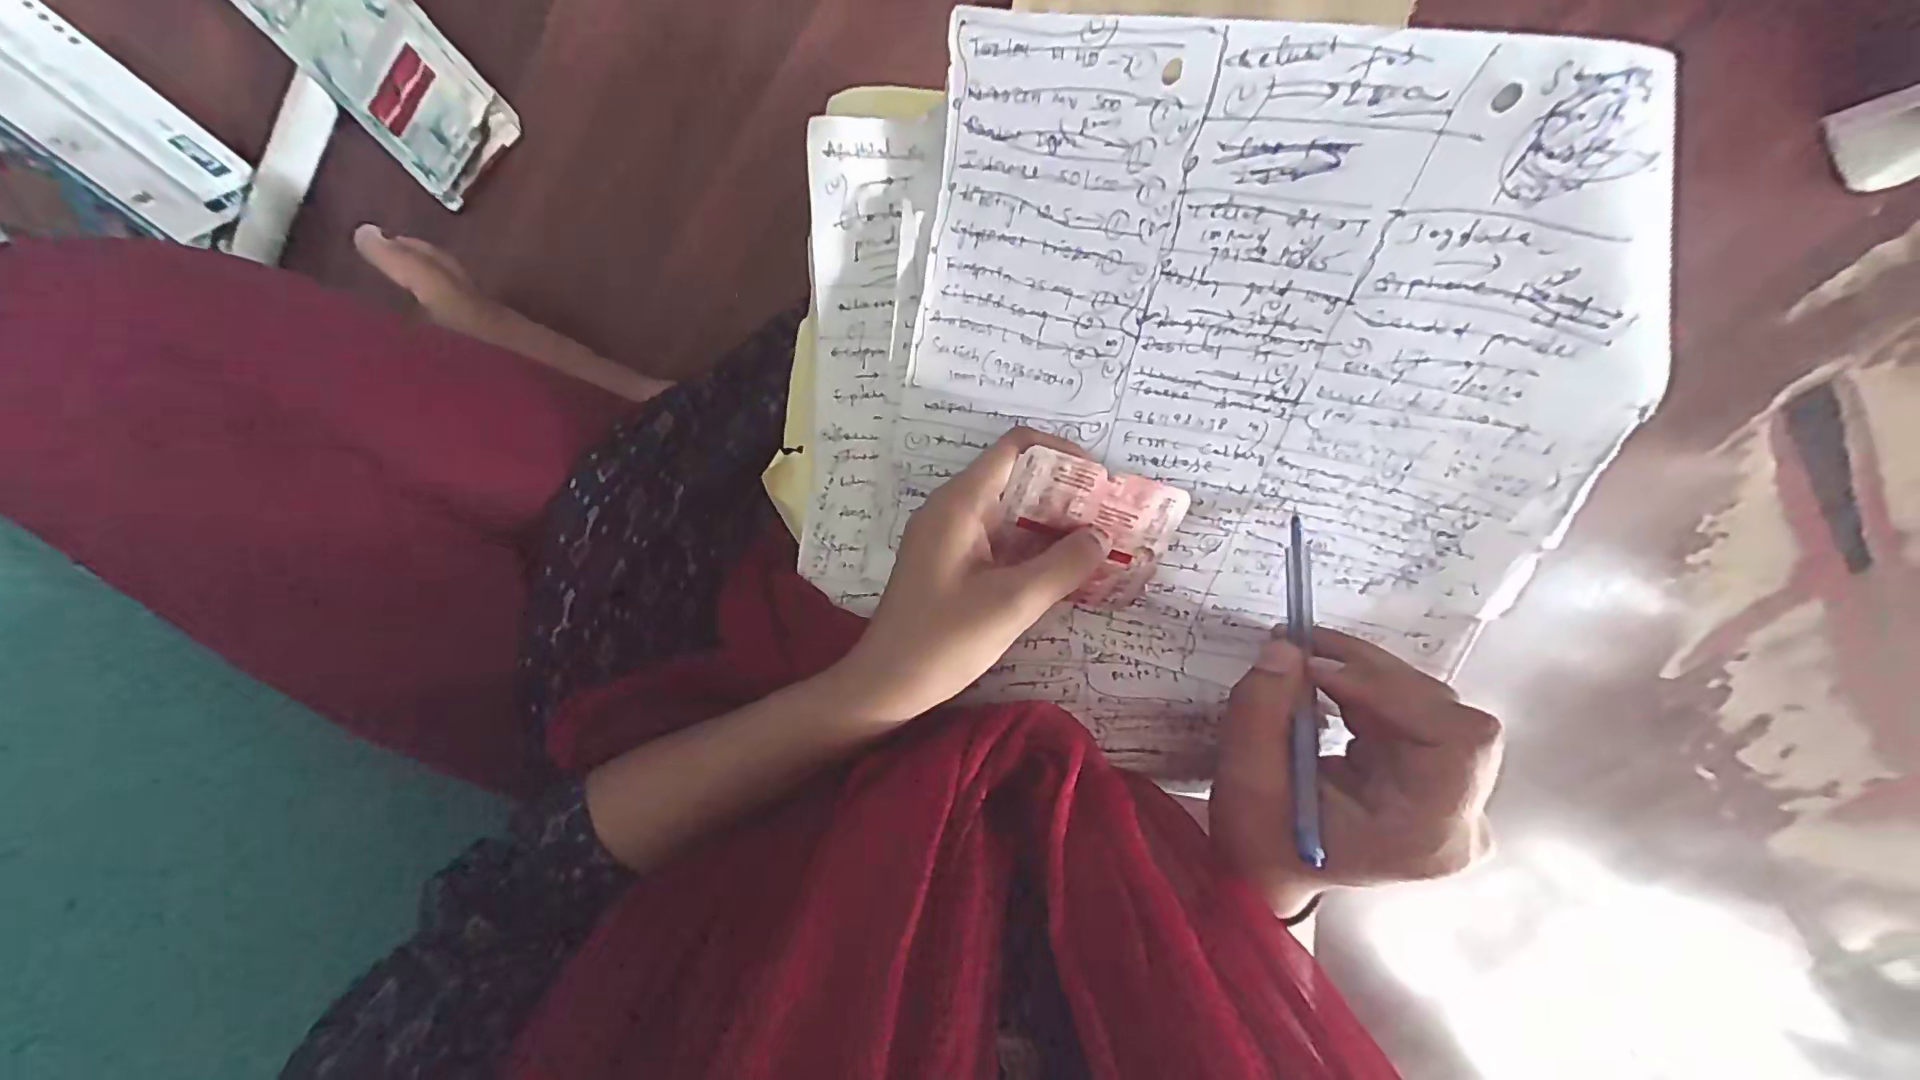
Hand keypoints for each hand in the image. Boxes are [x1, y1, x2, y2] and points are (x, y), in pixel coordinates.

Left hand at [829, 427, 1109, 724]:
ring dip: (1054, 526)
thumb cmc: (941, 642)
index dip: (1063, 455)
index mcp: (960, 504)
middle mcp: (954, 510)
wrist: (884, 685)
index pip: (1016, 448)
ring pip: (1012, 514)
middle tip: (1110, 520)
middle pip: (1018, 480)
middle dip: (1067, 496)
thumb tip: (1103, 537)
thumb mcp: (1011, 603)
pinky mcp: (954, 564)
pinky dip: (1034, 550)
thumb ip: (1063, 565)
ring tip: (1100, 545)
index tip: (1101, 483)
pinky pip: (1001, 542)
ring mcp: (952, 538)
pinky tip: (1067, 571)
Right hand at [1209, 629, 1502, 916]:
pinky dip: (1364, 684)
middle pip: (1444, 714)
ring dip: (1366, 672)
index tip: (1319, 670)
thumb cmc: (1260, 838)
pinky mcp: (1429, 771)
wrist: (1270, 869)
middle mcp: (1457, 815)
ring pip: (1428, 702)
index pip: (1454, 740)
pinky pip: (1410, 708)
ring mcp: (1449, 793)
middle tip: (1300, 648)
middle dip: (1371, 673)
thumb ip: (1259, 710)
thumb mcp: (1244, 777)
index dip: (1393, 692)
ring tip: (1303, 660)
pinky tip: (1322, 681)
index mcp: (1425, 833)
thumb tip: (1286, 648)